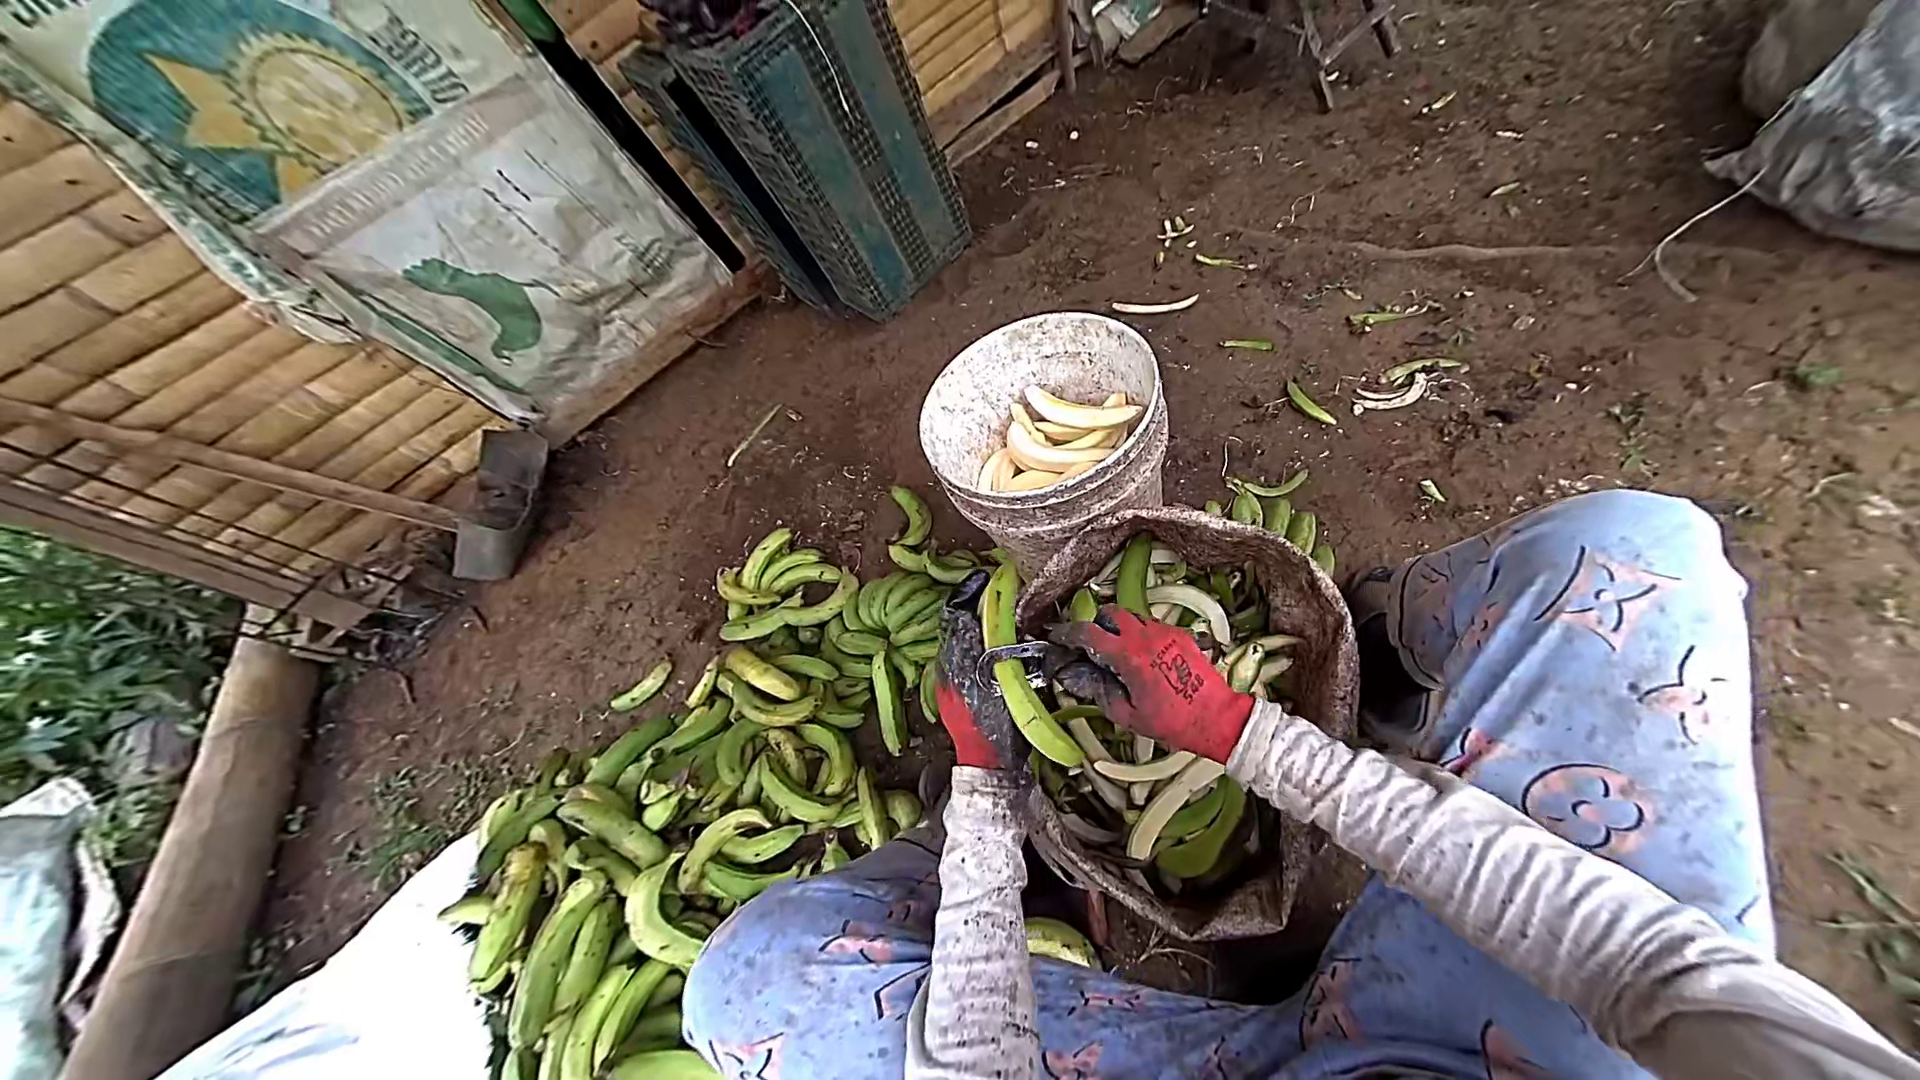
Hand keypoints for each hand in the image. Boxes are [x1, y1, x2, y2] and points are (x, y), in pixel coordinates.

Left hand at [933, 572, 1026, 769]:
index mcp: (960, 662)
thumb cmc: (1004, 730)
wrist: (985, 764)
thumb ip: (1008, 653)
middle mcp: (945, 668)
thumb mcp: (1012, 686)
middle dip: (972, 607)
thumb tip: (1014, 623)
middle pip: (954, 625)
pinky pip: (955, 658)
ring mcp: (943, 681)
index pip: (956, 615)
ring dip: (971, 626)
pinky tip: (988, 648)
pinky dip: (970, 645)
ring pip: (953, 641)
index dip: (968, 593)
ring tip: (994, 617)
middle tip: (995, 595)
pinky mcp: (946, 692)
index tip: (984, 578)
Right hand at [1047, 605, 1253, 762]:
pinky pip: (1151, 626)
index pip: (1088, 632)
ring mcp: (1165, 632)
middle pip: (1110, 613)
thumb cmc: (1174, 721)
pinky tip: (1143, 658)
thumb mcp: (1126, 715)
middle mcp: (1146, 636)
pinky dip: (1140, 635)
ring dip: (1119, 629)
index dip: (1067, 633)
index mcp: (1129, 656)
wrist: (1217, 718)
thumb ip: (1098, 691)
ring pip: (1131, 616)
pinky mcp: (1180, 635)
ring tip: (1119, 654)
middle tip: (1091, 645)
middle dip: (1096, 625)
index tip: (1058, 636)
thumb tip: (1079, 678)